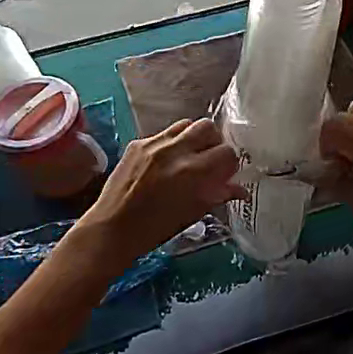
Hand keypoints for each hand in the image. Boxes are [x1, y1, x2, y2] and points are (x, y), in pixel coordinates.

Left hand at [77, 118, 243, 261]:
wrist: (112, 229)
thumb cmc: (155, 229)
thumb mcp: (192, 213)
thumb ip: (217, 195)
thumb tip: (240, 190)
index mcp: (192, 171)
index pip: (227, 153)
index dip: (230, 164)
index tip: (225, 175)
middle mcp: (175, 150)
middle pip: (208, 127)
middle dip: (214, 142)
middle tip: (210, 160)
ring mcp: (153, 143)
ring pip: (186, 124)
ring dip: (193, 138)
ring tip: (189, 156)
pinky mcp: (137, 143)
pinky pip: (164, 133)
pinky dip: (172, 143)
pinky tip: (166, 161)